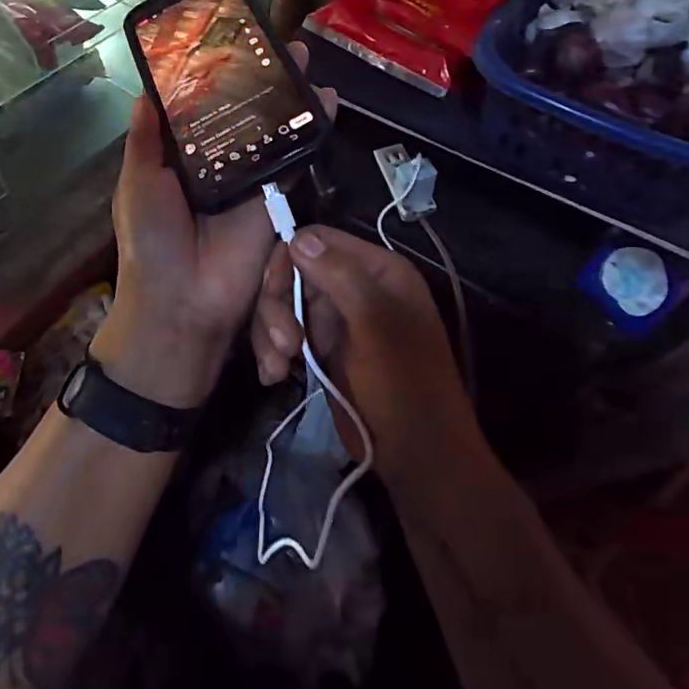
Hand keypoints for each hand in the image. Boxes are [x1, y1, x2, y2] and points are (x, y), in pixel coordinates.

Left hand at [97, 41, 334, 407]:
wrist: (184, 301)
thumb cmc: (151, 241)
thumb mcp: (137, 184)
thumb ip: (147, 140)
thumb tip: (144, 91)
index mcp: (185, 160)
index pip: (206, 109)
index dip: (221, 78)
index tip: (236, 44)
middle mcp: (222, 164)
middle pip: (247, 114)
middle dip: (265, 80)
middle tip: (282, 45)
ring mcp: (254, 180)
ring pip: (275, 130)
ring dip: (292, 98)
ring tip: (305, 62)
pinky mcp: (280, 197)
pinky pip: (296, 160)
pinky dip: (312, 132)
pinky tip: (327, 102)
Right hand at [249, 225, 479, 481]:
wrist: (416, 450)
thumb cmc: (404, 383)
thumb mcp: (375, 324)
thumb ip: (340, 276)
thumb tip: (298, 237)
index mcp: (379, 270)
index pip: (320, 241)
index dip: (289, 261)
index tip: (272, 293)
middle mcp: (358, 287)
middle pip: (297, 273)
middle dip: (278, 306)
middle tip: (281, 346)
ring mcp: (340, 319)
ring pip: (287, 305)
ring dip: (272, 334)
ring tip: (276, 369)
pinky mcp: (326, 350)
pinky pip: (289, 335)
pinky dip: (275, 352)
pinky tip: (274, 376)